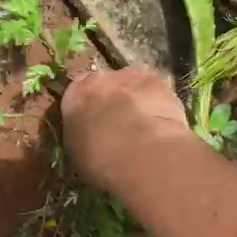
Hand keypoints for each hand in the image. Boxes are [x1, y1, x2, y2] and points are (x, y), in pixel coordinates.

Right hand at [60, 68, 190, 187]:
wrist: (139, 151)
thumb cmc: (100, 160)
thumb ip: (82, 136)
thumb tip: (89, 138)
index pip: (77, 94)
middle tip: (121, 128)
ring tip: (145, 129)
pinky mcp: (156, 82)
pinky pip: (154, 92)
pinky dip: (158, 105)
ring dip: (136, 102)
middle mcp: (98, 79)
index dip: (88, 108)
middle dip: (112, 102)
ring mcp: (129, 77)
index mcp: (74, 96)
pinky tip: (162, 125)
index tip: (95, 124)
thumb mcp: (78, 153)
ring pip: (132, 86)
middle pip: (105, 86)